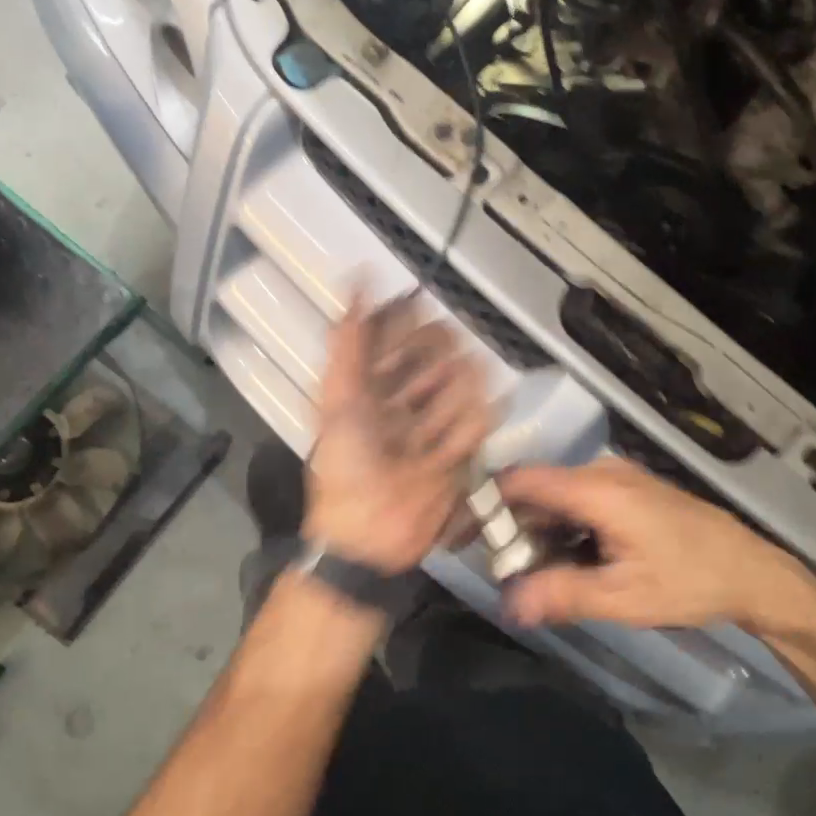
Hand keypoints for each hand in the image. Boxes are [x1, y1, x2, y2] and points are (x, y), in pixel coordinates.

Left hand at [304, 291, 491, 572]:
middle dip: (436, 353)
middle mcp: (399, 400)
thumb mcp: (339, 396)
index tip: (415, 303)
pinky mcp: (456, 452)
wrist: (370, 536)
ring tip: (441, 410)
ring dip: (453, 391)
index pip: (390, 337)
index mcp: (365, 386)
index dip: (402, 319)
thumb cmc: (346, 464)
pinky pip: (476, 423)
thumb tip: (356, 279)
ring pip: (457, 385)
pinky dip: (474, 422)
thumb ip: (349, 339)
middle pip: (431, 356)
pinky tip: (467, 425)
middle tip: (436, 361)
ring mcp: (429, 426)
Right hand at [498, 458, 815, 635]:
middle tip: (501, 568)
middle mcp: (602, 473)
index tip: (464, 533)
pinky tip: (568, 560)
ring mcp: (617, 479)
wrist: (752, 571)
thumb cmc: (688, 581)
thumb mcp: (623, 597)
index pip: (522, 480)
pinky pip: (579, 501)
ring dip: (539, 531)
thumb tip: (508, 605)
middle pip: (537, 489)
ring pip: (557, 497)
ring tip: (531, 571)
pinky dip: (563, 527)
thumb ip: (562, 595)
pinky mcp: (628, 490)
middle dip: (513, 526)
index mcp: (596, 490)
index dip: (487, 503)